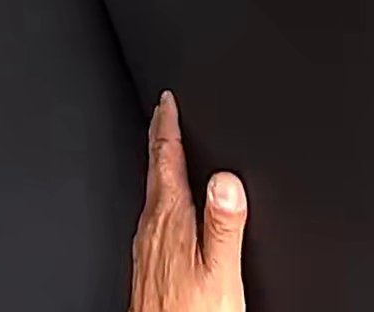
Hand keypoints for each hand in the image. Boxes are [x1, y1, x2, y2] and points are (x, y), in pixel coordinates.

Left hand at [130, 92, 247, 311]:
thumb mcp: (220, 274)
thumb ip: (225, 223)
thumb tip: (226, 176)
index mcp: (170, 220)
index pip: (165, 158)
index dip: (167, 124)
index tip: (166, 100)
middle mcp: (152, 229)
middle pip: (154, 169)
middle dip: (159, 135)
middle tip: (162, 111)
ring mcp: (147, 249)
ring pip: (152, 190)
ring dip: (159, 162)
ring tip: (165, 146)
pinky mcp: (148, 267)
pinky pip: (153, 212)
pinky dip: (160, 190)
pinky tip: (167, 203)